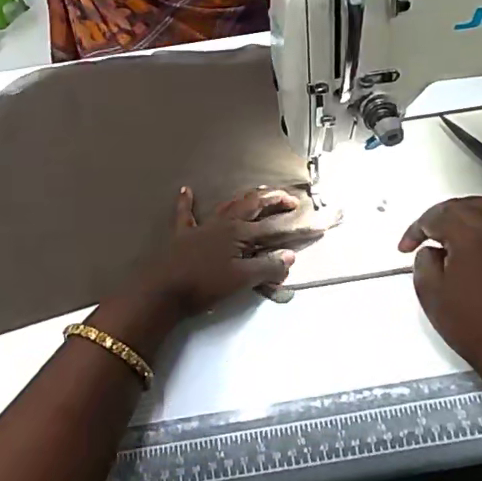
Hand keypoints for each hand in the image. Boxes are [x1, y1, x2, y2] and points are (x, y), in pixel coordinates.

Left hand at [128, 186, 307, 321]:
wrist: (162, 290)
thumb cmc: (203, 284)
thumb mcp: (241, 280)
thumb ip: (267, 267)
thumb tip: (290, 256)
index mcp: (239, 232)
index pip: (275, 227)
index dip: (297, 225)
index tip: (318, 222)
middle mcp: (222, 224)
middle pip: (252, 205)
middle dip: (273, 200)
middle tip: (289, 198)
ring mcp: (201, 227)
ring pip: (227, 206)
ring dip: (243, 198)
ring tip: (258, 191)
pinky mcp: (182, 236)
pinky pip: (186, 214)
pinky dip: (187, 202)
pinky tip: (186, 190)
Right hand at [399, 197, 481, 369]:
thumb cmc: (469, 321)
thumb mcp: (429, 290)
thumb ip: (423, 261)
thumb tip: (431, 252)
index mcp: (467, 234)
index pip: (435, 217)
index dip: (416, 230)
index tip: (406, 246)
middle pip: (464, 207)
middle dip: (440, 214)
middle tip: (424, 230)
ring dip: (471, 210)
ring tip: (456, 220)